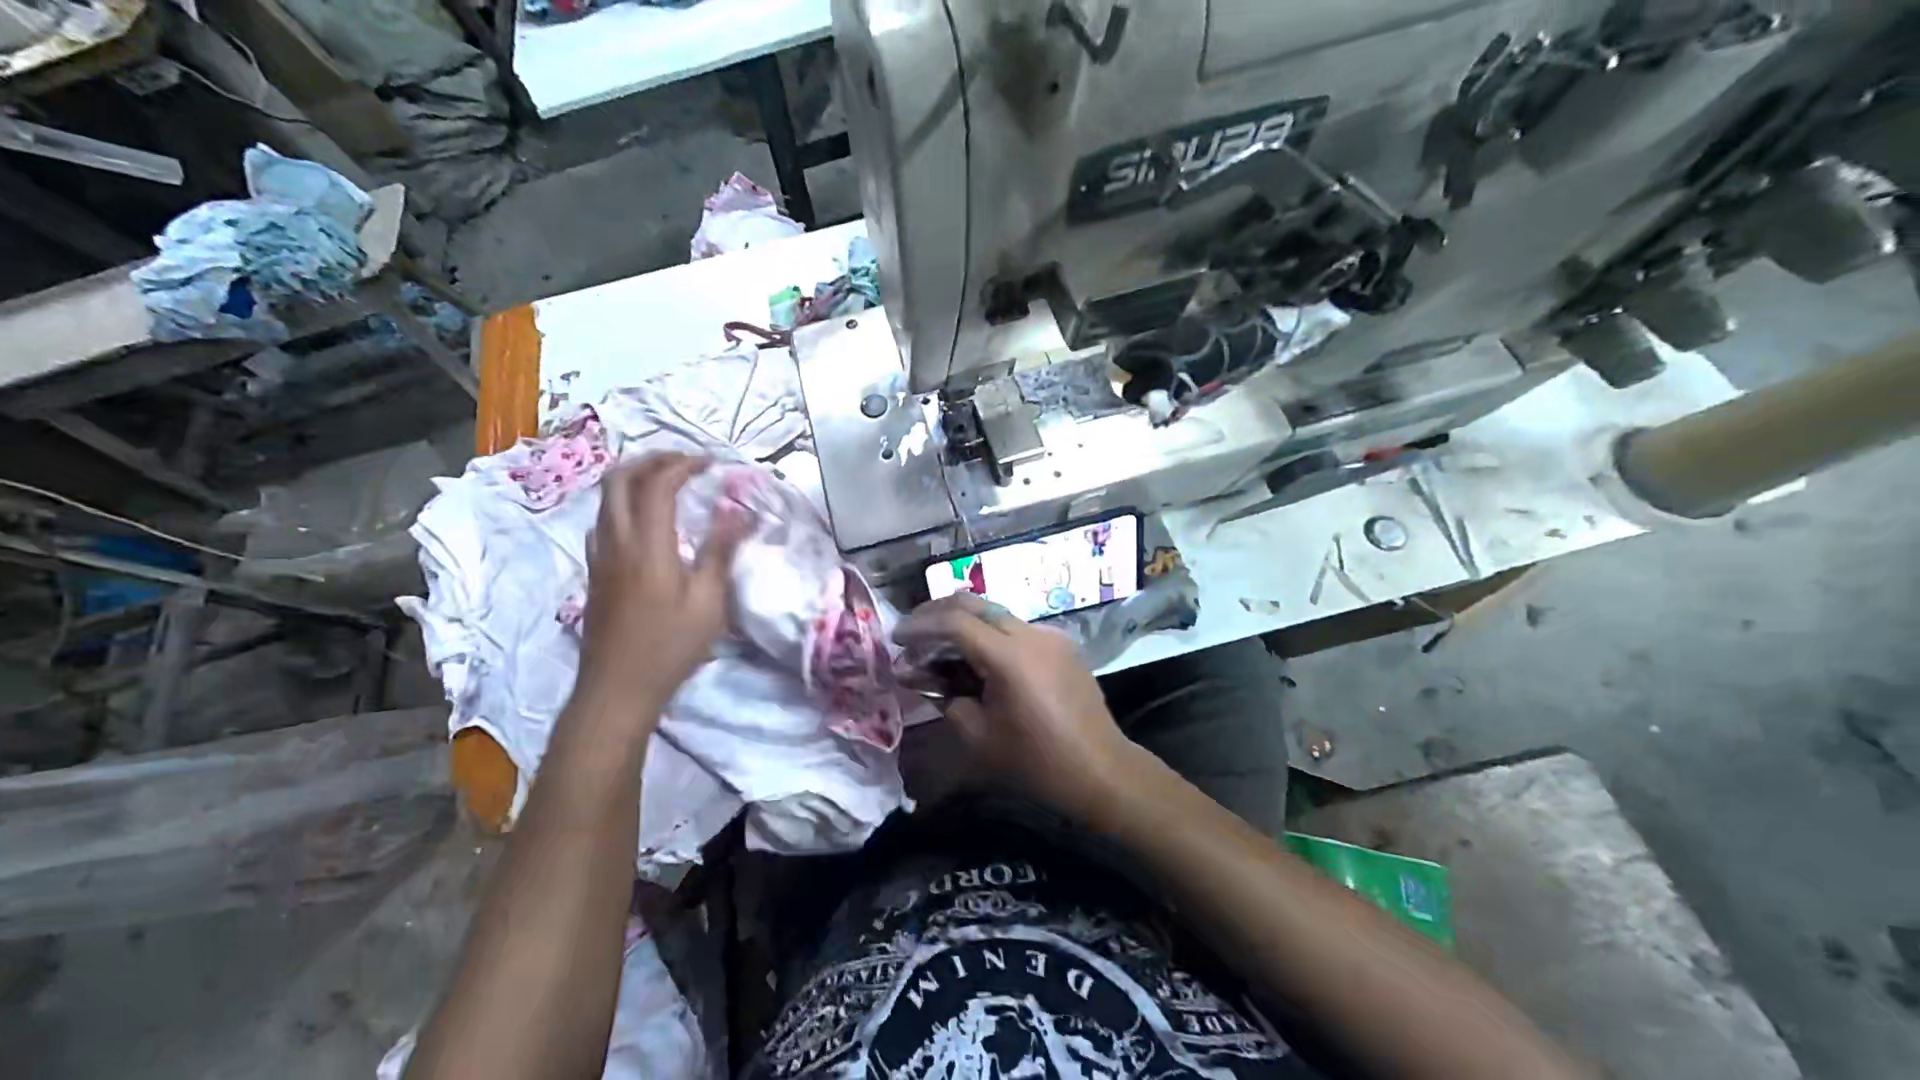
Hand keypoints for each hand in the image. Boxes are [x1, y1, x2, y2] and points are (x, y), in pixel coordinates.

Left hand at [577, 454, 749, 712]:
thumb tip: (738, 511)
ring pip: (605, 498)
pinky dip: (623, 504)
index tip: (711, 463)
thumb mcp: (708, 603)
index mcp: (647, 546)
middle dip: (651, 460)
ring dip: (634, 479)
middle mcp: (616, 542)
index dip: (684, 465)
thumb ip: (720, 552)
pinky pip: (603, 521)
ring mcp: (600, 557)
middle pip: (619, 479)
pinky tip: (645, 521)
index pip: (658, 485)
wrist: (616, 689)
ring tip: (667, 482)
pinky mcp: (594, 573)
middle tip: (684, 462)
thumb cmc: (669, 648)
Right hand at [894, 593, 1139, 818]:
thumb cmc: (1036, 762)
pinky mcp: (1061, 646)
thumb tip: (920, 675)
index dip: (920, 626)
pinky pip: (1015, 630)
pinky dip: (987, 635)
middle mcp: (1031, 634)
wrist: (1101, 771)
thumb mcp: (978, 736)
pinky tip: (973, 657)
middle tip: (911, 630)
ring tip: (936, 645)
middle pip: (974, 604)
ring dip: (962, 622)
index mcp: (1010, 657)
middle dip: (936, 612)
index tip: (896, 638)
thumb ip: (945, 698)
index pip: (954, 622)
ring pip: (995, 613)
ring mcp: (1050, 636)